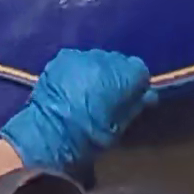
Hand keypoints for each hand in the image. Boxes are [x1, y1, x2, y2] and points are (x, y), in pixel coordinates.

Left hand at [0, 49, 154, 173]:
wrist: (45, 134)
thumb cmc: (86, 138)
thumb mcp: (116, 129)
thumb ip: (134, 106)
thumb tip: (148, 94)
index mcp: (116, 76)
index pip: (138, 68)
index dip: (138, 82)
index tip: (134, 95)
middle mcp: (99, 58)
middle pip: (118, 60)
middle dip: (118, 75)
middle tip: (112, 96)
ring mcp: (78, 54)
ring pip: (99, 57)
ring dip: (100, 71)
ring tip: (92, 92)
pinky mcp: (62, 56)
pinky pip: (80, 59)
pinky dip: (82, 70)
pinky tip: (75, 87)